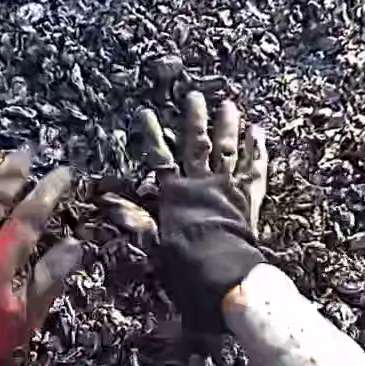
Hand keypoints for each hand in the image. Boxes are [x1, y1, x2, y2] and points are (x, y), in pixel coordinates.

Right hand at [106, 93, 270, 331]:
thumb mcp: (154, 242)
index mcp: (175, 193)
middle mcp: (201, 182)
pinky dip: (257, 150)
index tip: (146, 114)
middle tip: (194, 96)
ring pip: (227, 148)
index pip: (160, 157)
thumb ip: (135, 221)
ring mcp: (227, 186)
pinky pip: (255, 168)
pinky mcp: (248, 196)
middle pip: (197, 144)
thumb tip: (107, 205)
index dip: (153, 135)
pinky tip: (257, 132)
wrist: (222, 269)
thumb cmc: (184, 261)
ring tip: (227, 104)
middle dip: (194, 119)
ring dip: (227, 126)